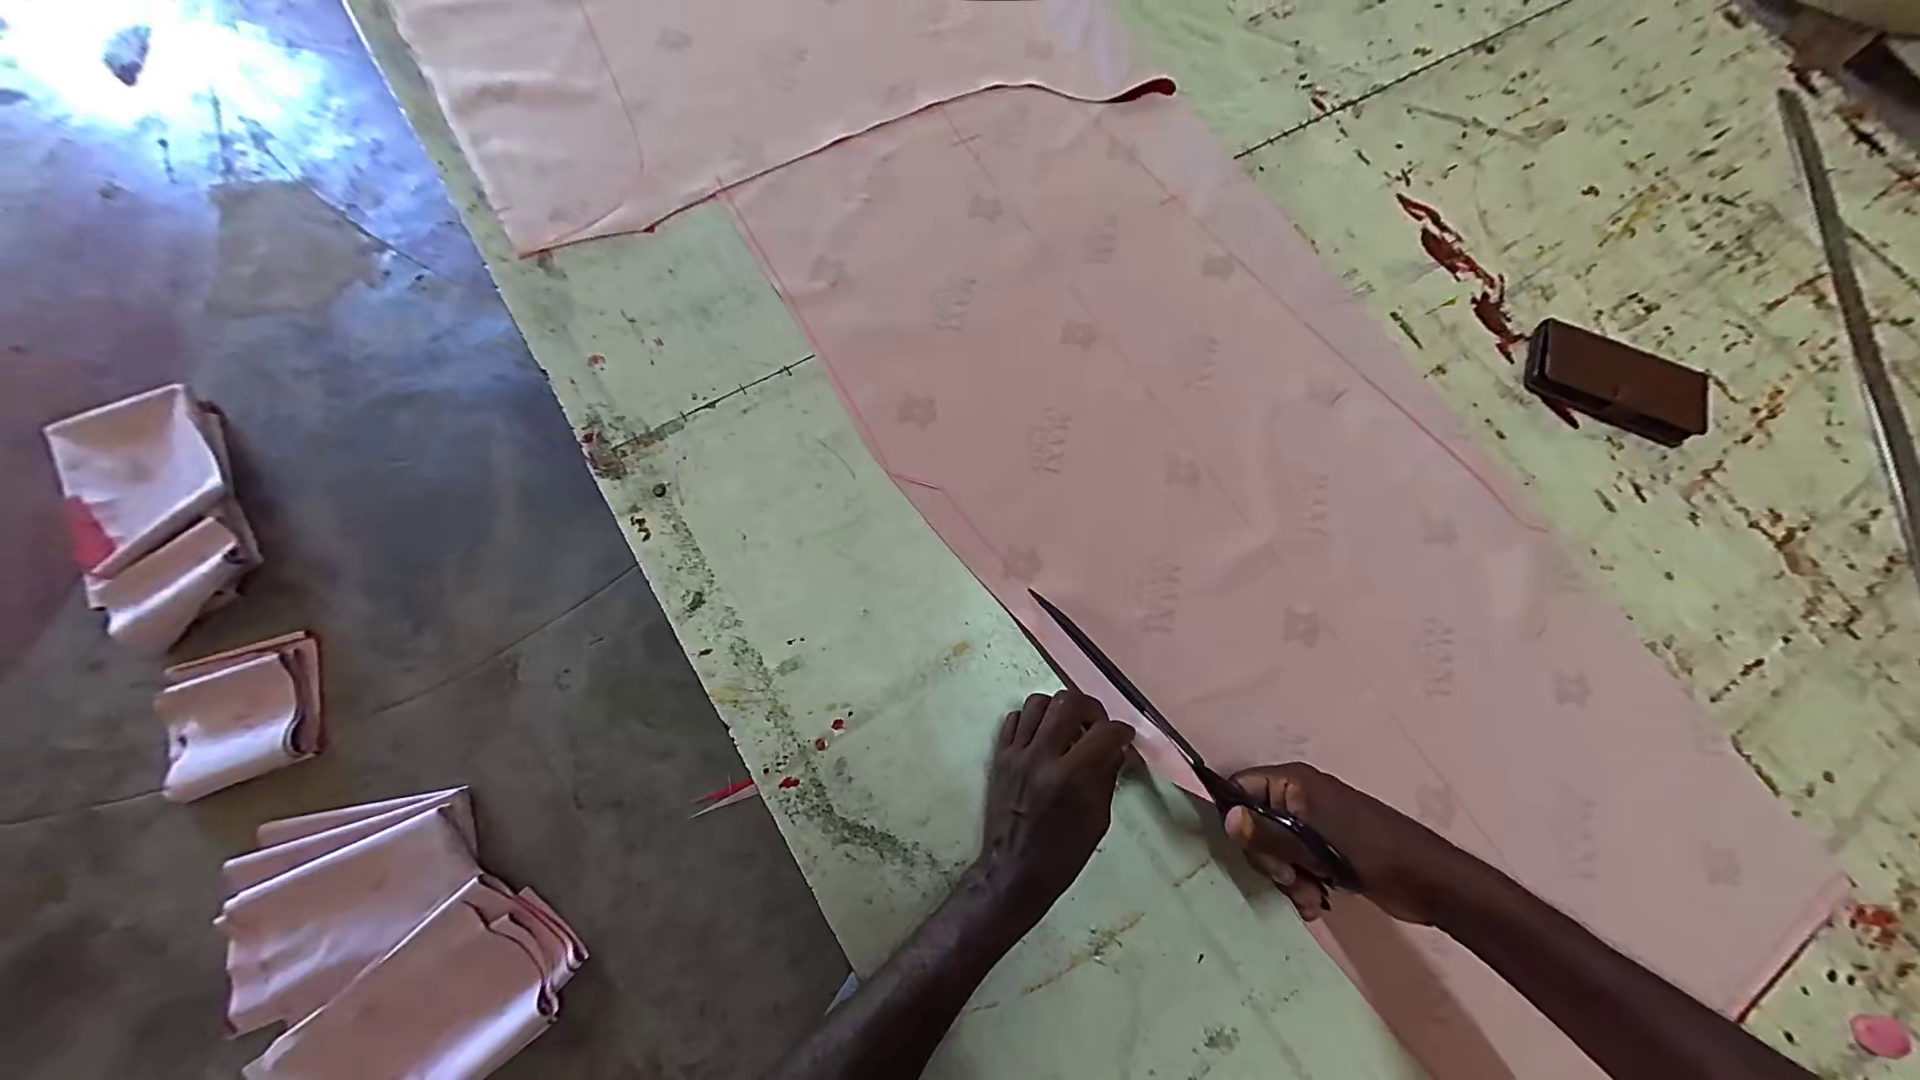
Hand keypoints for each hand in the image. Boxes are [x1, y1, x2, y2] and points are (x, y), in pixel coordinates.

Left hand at [969, 691, 1134, 932]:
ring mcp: (1016, 753)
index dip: (1122, 731)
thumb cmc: (1062, 854)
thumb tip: (1116, 746)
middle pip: (1068, 702)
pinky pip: (1014, 718)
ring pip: (1038, 702)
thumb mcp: (1098, 820)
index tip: (1124, 737)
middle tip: (1095, 725)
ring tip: (1067, 728)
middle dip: (1090, 708)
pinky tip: (1041, 737)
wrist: (1013, 871)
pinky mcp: (999, 755)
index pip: (1105, 732)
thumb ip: (1107, 776)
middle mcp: (1042, 757)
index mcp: (1072, 778)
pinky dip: (1031, 721)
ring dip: (1059, 710)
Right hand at [1225, 763, 1471, 924]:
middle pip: (1253, 821)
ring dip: (1284, 876)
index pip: (1240, 787)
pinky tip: (1313, 900)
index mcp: (1293, 782)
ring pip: (1272, 846)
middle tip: (1290, 878)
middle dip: (1267, 857)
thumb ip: (1268, 835)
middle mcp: (1296, 796)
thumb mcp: (1315, 847)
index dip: (1237, 818)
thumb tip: (1226, 819)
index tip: (1252, 849)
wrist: (1433, 884)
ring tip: (1308, 896)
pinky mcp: (1322, 846)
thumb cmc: (1374, 854)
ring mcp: (1310, 822)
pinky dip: (1297, 881)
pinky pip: (1291, 859)